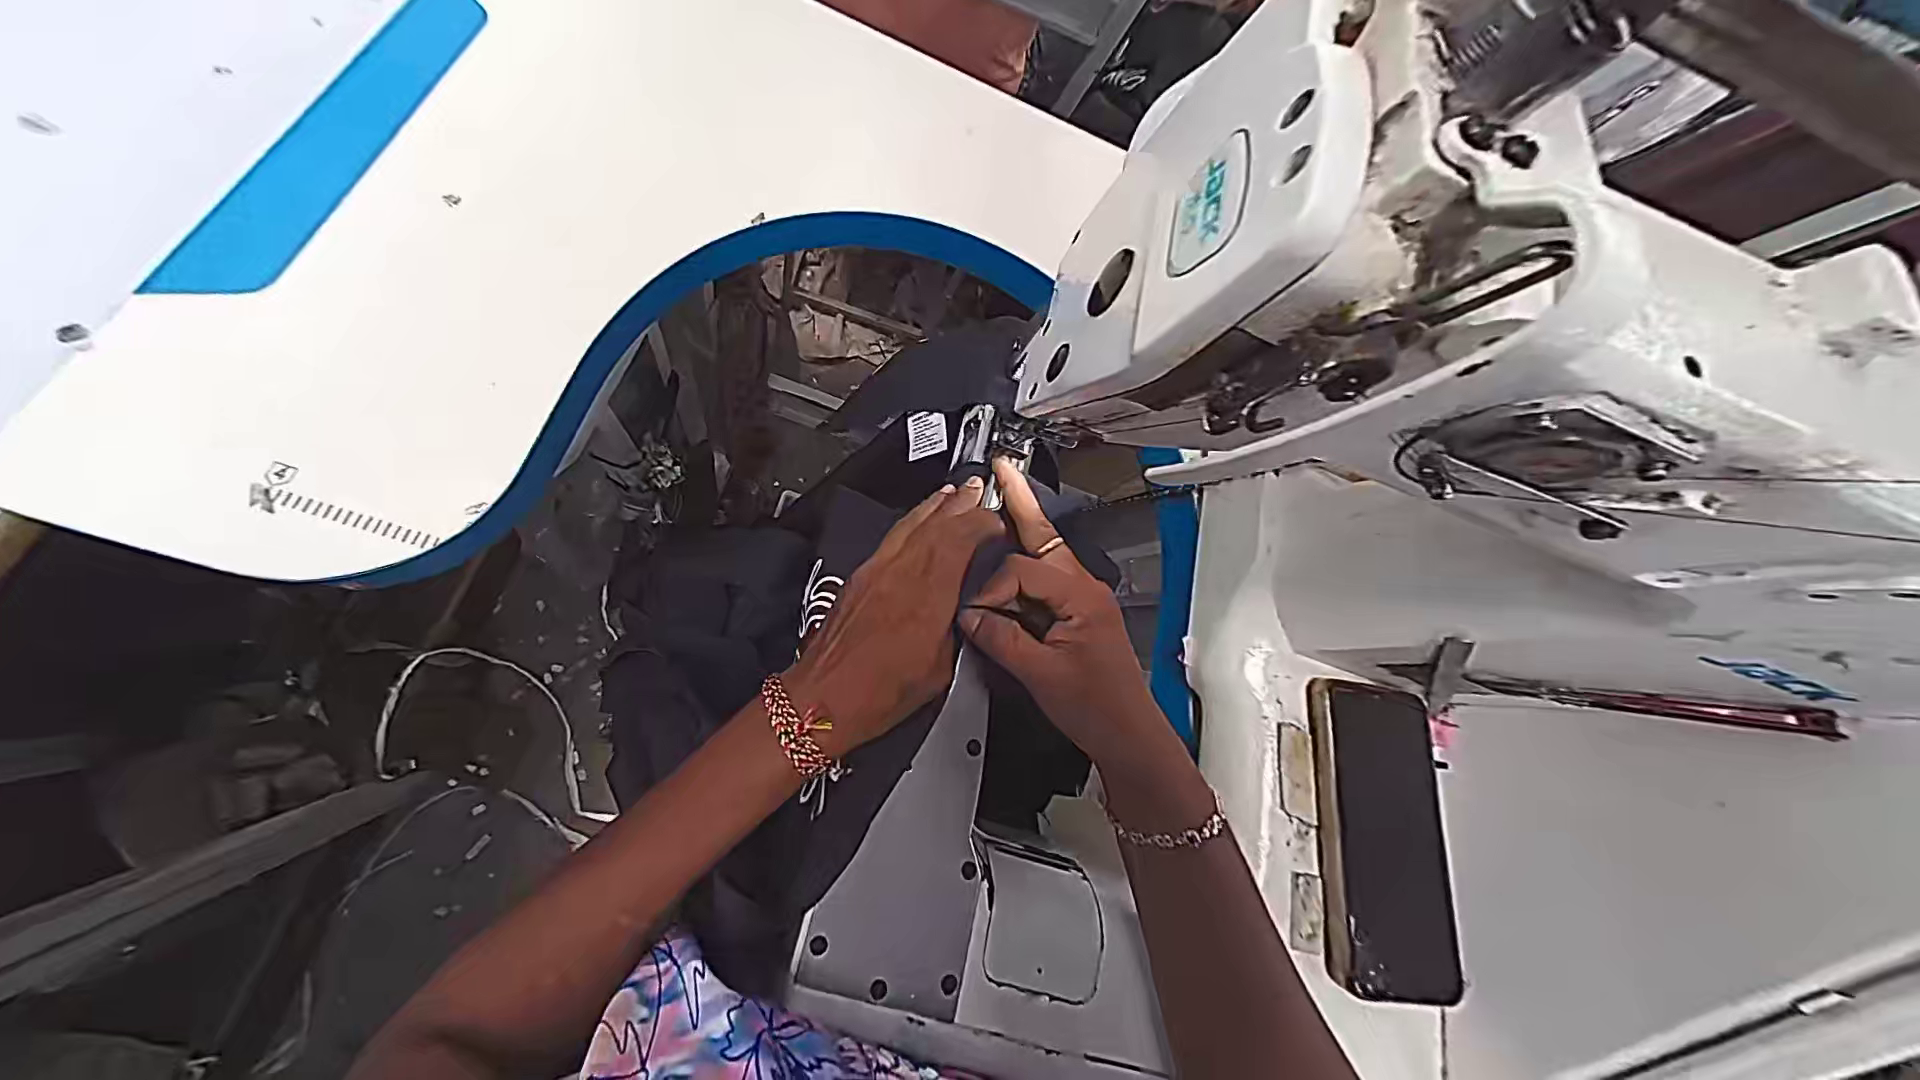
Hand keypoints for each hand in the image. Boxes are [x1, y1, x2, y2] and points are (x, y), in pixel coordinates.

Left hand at [785, 478, 1003, 755]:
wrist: (824, 698)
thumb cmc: (877, 692)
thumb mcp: (941, 669)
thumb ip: (957, 630)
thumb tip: (965, 611)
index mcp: (927, 596)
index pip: (959, 539)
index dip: (982, 524)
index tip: (996, 522)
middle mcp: (900, 574)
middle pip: (936, 523)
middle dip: (962, 504)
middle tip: (979, 490)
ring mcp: (876, 571)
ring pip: (911, 524)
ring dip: (935, 506)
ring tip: (952, 494)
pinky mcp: (859, 577)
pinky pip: (892, 537)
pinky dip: (911, 523)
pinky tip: (917, 522)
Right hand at [958, 459, 1189, 779]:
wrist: (1128, 734)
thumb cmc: (1099, 708)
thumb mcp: (1039, 673)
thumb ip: (999, 639)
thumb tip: (970, 616)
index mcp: (1080, 596)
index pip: (1021, 569)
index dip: (991, 589)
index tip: (975, 615)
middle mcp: (1083, 589)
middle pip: (1043, 536)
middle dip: (1019, 501)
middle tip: (999, 472)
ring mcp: (1081, 600)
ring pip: (1043, 555)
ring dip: (1019, 530)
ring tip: (1001, 499)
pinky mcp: (1075, 615)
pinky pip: (1043, 583)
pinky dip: (1020, 572)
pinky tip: (1004, 565)